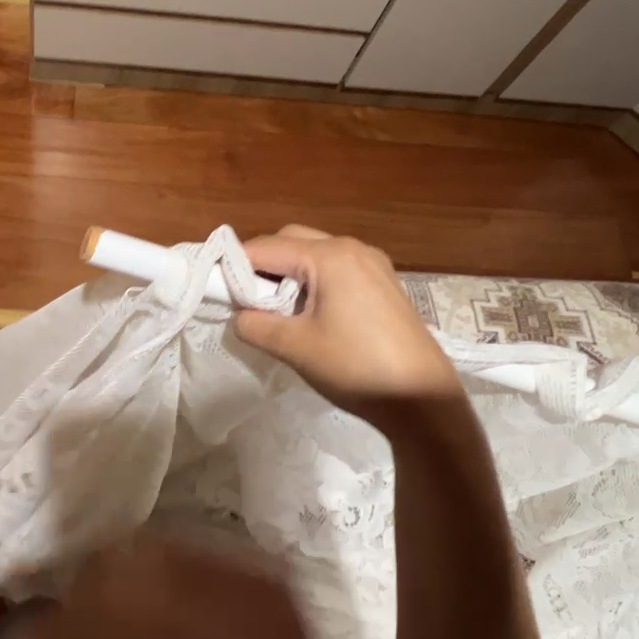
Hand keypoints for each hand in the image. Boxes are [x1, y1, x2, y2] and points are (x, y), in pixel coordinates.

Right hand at [233, 226, 459, 421]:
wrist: (422, 398)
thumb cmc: (355, 367)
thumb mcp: (295, 347)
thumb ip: (256, 325)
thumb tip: (239, 316)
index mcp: (329, 257)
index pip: (266, 247)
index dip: (235, 265)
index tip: (215, 289)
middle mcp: (352, 248)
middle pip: (291, 241)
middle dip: (262, 264)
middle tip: (246, 300)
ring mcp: (372, 264)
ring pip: (315, 254)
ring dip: (288, 273)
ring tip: (275, 311)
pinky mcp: (384, 283)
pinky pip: (336, 268)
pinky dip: (313, 281)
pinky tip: (309, 314)